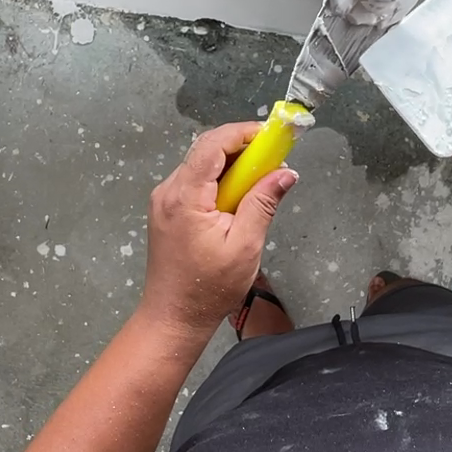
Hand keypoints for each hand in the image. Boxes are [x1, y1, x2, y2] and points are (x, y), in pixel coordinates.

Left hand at [141, 122, 297, 335]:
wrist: (173, 317)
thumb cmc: (209, 288)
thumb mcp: (245, 246)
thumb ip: (263, 204)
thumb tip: (286, 173)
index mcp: (185, 198)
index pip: (212, 145)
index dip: (242, 133)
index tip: (272, 137)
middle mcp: (168, 191)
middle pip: (206, 150)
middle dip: (241, 146)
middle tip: (273, 157)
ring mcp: (164, 199)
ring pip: (201, 163)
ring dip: (232, 164)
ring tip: (261, 179)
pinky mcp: (167, 208)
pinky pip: (195, 180)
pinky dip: (220, 179)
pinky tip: (239, 196)